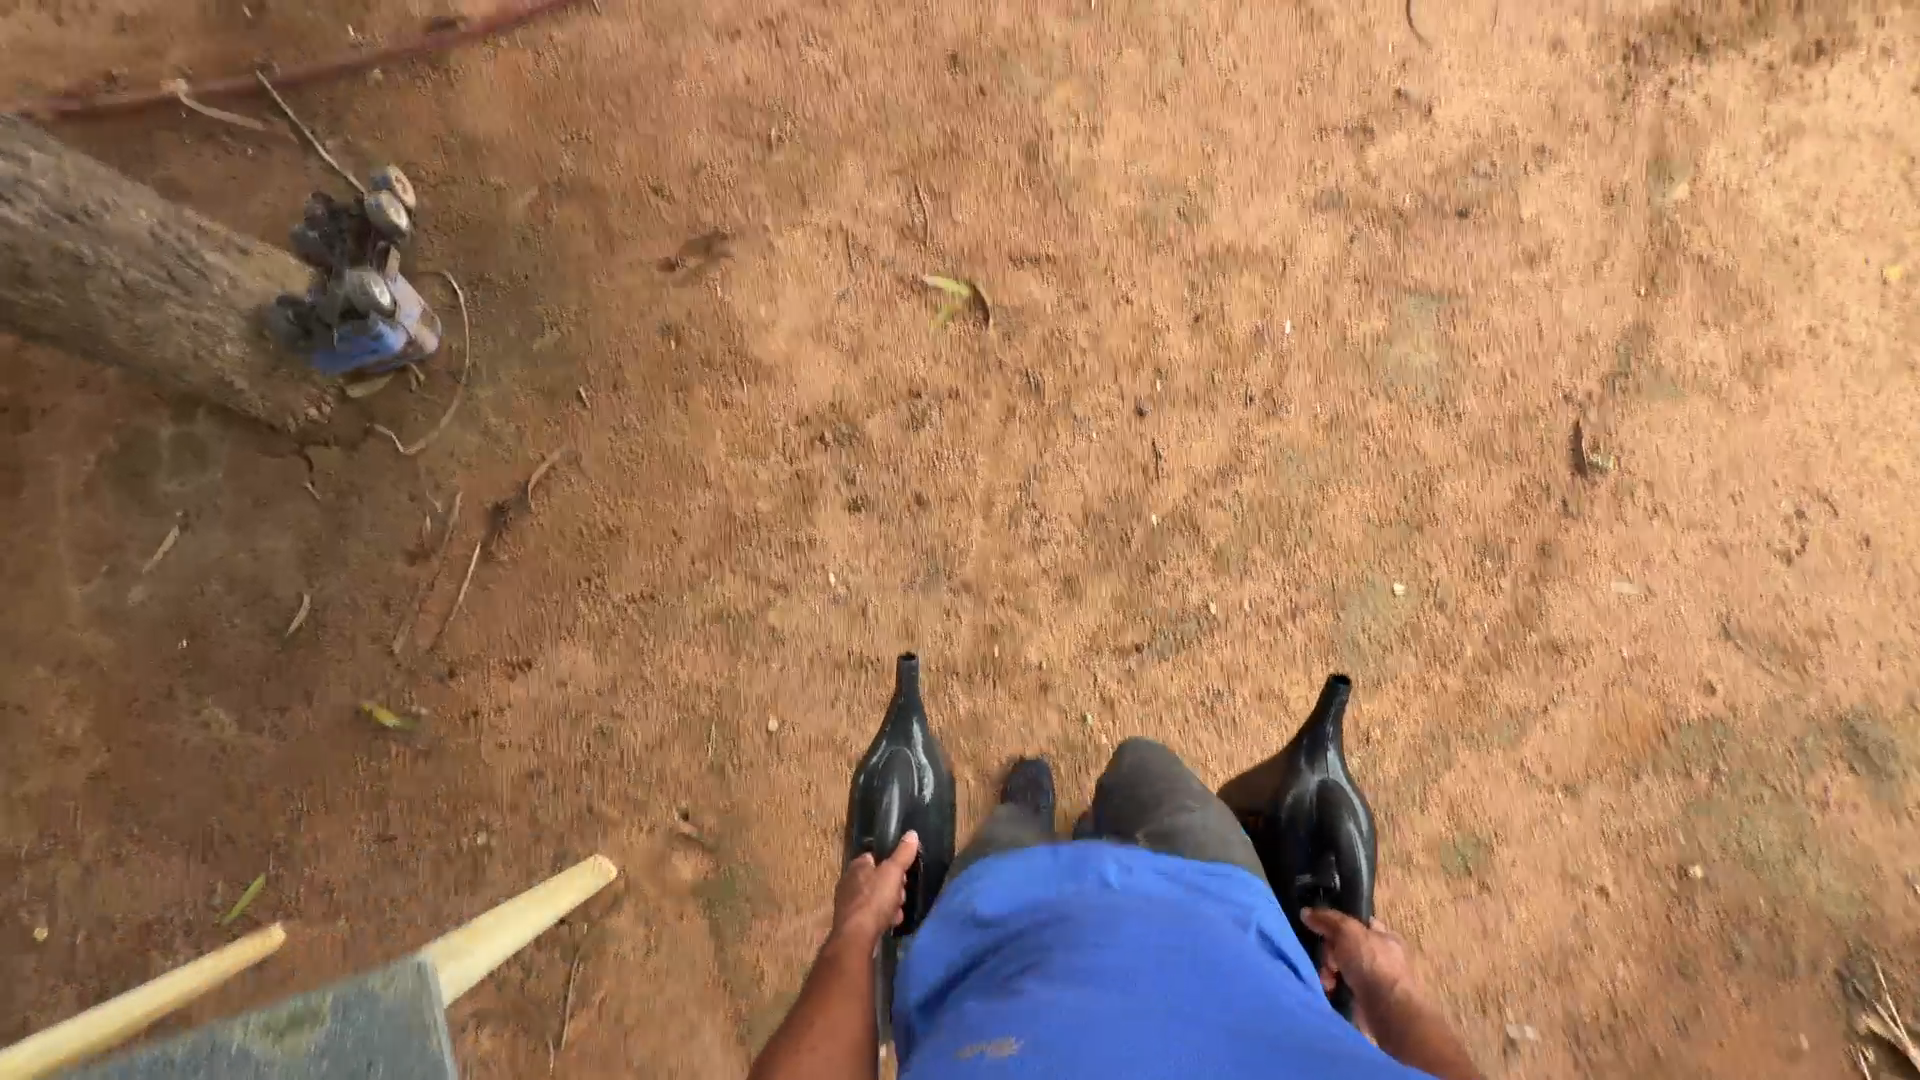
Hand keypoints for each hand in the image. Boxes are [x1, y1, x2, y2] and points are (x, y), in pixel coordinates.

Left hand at [829, 830, 919, 951]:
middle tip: (900, 895)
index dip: (891, 864)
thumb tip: (912, 833)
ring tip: (897, 913)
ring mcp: (849, 904)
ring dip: (890, 905)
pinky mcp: (852, 923)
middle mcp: (849, 882)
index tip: (903, 873)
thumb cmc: (874, 900)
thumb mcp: (893, 872)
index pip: (876, 858)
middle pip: (878, 880)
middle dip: (894, 888)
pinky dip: (883, 919)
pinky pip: (872, 916)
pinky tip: (890, 925)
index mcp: (857, 866)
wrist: (856, 938)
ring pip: (877, 899)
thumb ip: (903, 853)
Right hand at [1302, 908, 1420, 1024]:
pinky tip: (1330, 990)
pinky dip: (1333, 988)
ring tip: (1328, 980)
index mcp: (1386, 937)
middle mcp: (1382, 958)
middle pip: (1344, 945)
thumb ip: (1326, 918)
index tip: (1320, 927)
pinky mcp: (1367, 1001)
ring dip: (1328, 971)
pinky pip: (1342, 987)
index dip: (1338, 923)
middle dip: (1329, 952)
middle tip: (1329, 960)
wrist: (1388, 1012)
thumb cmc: (1372, 964)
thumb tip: (1306, 913)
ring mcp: (1375, 981)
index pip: (1357, 923)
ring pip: (1340, 967)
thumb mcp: (1346, 930)